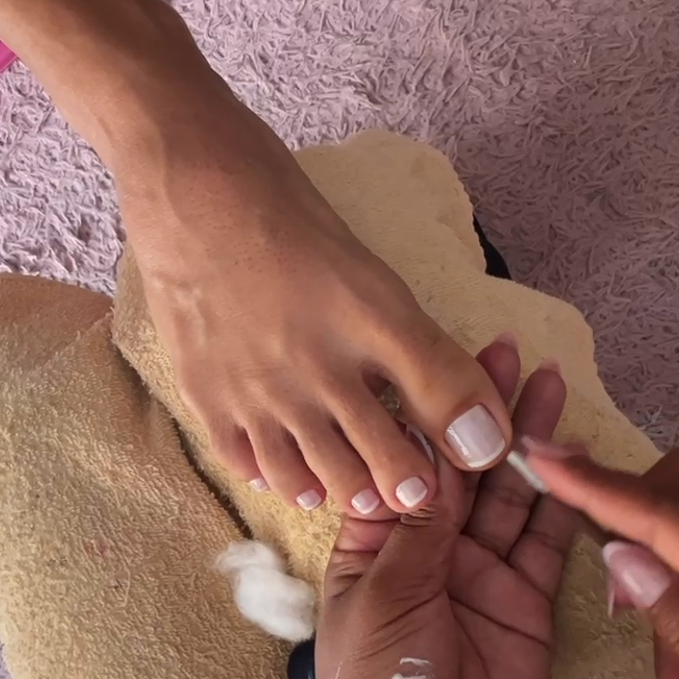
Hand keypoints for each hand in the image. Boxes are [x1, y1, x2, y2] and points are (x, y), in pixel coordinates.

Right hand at [117, 88, 513, 519]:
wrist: (193, 189)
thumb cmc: (292, 217)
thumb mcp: (379, 280)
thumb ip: (433, 361)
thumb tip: (484, 440)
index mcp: (372, 333)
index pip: (433, 423)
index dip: (447, 460)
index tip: (445, 469)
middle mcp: (314, 375)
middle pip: (367, 468)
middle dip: (394, 487)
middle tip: (401, 489)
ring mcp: (254, 391)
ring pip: (308, 478)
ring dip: (338, 489)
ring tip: (351, 488)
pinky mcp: (204, 395)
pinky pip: (245, 463)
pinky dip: (273, 477)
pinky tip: (286, 474)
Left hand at [308, 341, 570, 678]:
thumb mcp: (381, 603)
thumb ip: (421, 531)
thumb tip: (440, 461)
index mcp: (378, 540)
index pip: (409, 462)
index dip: (433, 412)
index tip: (456, 359)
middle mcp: (431, 547)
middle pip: (465, 468)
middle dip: (486, 413)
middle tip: (514, 355)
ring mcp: (482, 572)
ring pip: (510, 496)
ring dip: (529, 445)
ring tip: (550, 387)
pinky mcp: (528, 603)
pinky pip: (547, 543)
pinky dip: (563, 503)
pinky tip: (576, 461)